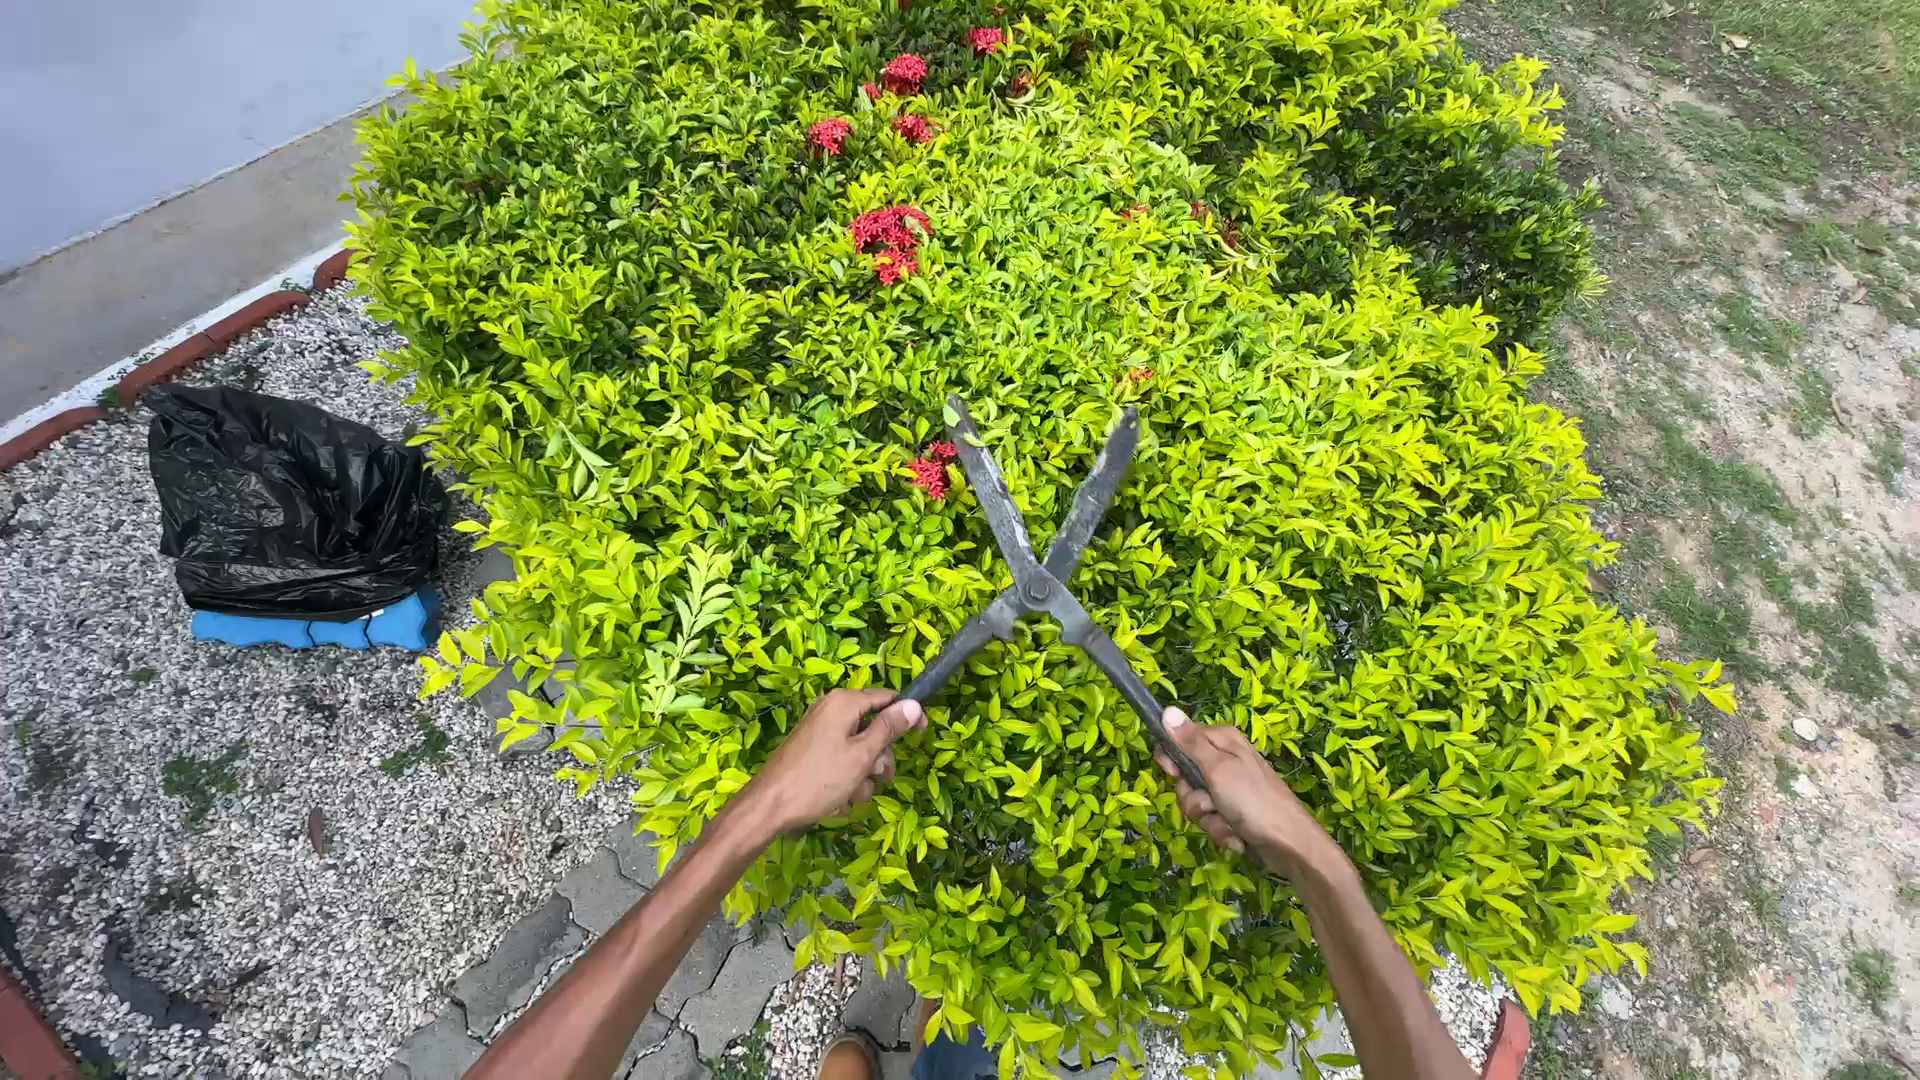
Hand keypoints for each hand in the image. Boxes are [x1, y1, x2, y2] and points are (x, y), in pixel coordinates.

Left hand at [742, 689, 925, 834]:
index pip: (887, 698)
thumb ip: (889, 728)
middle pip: (873, 728)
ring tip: (851, 795)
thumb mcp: (862, 754)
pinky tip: (837, 800)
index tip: (921, 735)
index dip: (906, 716)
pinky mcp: (812, 752)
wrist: (769, 807)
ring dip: (862, 776)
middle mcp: (831, 710)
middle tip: (878, 779)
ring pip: (858, 750)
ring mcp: (819, 731)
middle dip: (879, 758)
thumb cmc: (819, 778)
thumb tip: (914, 704)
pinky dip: (845, 780)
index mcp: (844, 703)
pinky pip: (840, 761)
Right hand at [1154, 707, 1342, 877]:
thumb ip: (1190, 742)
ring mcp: (1229, 788)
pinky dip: (1221, 831)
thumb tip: (1167, 710)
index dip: (1172, 760)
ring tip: (1229, 825)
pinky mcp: (1233, 811)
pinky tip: (1237, 837)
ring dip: (1209, 819)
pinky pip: (1211, 819)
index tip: (1175, 774)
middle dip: (1195, 799)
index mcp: (1221, 741)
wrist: (1291, 846)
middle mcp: (1224, 760)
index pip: (1179, 741)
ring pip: (1196, 802)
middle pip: (1184, 777)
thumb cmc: (1254, 801)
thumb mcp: (1218, 768)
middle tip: (1210, 804)